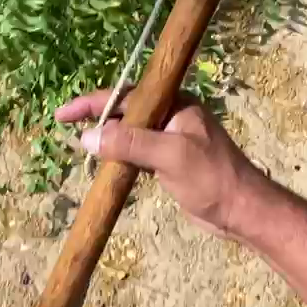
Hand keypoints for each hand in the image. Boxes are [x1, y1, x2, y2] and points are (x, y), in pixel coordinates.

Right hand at [55, 90, 276, 238]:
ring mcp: (170, 139)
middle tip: (65, 125)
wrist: (242, 210)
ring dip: (106, 138)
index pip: (127, 97)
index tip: (63, 112)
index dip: (93, 102)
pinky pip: (136, 152)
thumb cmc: (211, 177)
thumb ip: (130, 144)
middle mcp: (171, 116)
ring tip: (80, 146)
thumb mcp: (170, 156)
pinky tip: (104, 165)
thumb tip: (88, 137)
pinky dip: (118, 156)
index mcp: (175, 104)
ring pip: (129, 133)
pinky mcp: (169, 161)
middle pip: (126, 112)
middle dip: (96, 117)